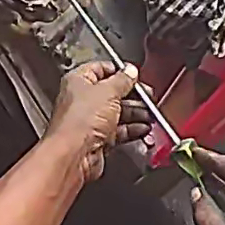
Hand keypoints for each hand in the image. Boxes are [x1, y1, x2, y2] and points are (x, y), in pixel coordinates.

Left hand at [44, 61, 151, 184]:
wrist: (74, 155)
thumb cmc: (79, 121)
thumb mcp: (108, 92)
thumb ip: (122, 80)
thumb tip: (130, 72)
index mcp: (78, 81)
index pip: (100, 69)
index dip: (119, 71)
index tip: (134, 75)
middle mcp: (81, 101)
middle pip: (111, 93)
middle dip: (131, 95)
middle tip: (147, 96)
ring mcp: (89, 121)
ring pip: (116, 113)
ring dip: (135, 113)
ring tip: (150, 113)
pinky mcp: (97, 140)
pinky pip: (118, 132)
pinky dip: (132, 130)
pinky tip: (143, 128)